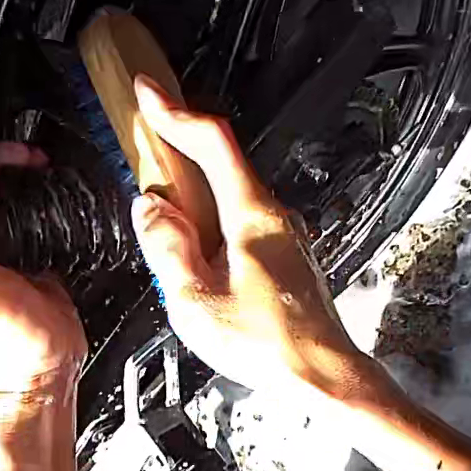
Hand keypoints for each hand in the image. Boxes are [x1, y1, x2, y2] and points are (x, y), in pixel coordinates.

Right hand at [129, 79, 372, 400]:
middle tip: (148, 170)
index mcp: (252, 216)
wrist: (321, 375)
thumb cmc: (269, 344)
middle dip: (181, 162)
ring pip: (233, 201)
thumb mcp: (195, 299)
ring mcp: (286, 239)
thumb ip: (167, 247)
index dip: (177, 113)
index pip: (213, 143)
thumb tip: (152, 210)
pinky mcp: (288, 260)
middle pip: (223, 169)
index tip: (151, 95)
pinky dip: (217, 229)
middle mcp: (276, 219)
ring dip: (198, 204)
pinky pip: (245, 227)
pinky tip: (203, 262)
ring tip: (170, 235)